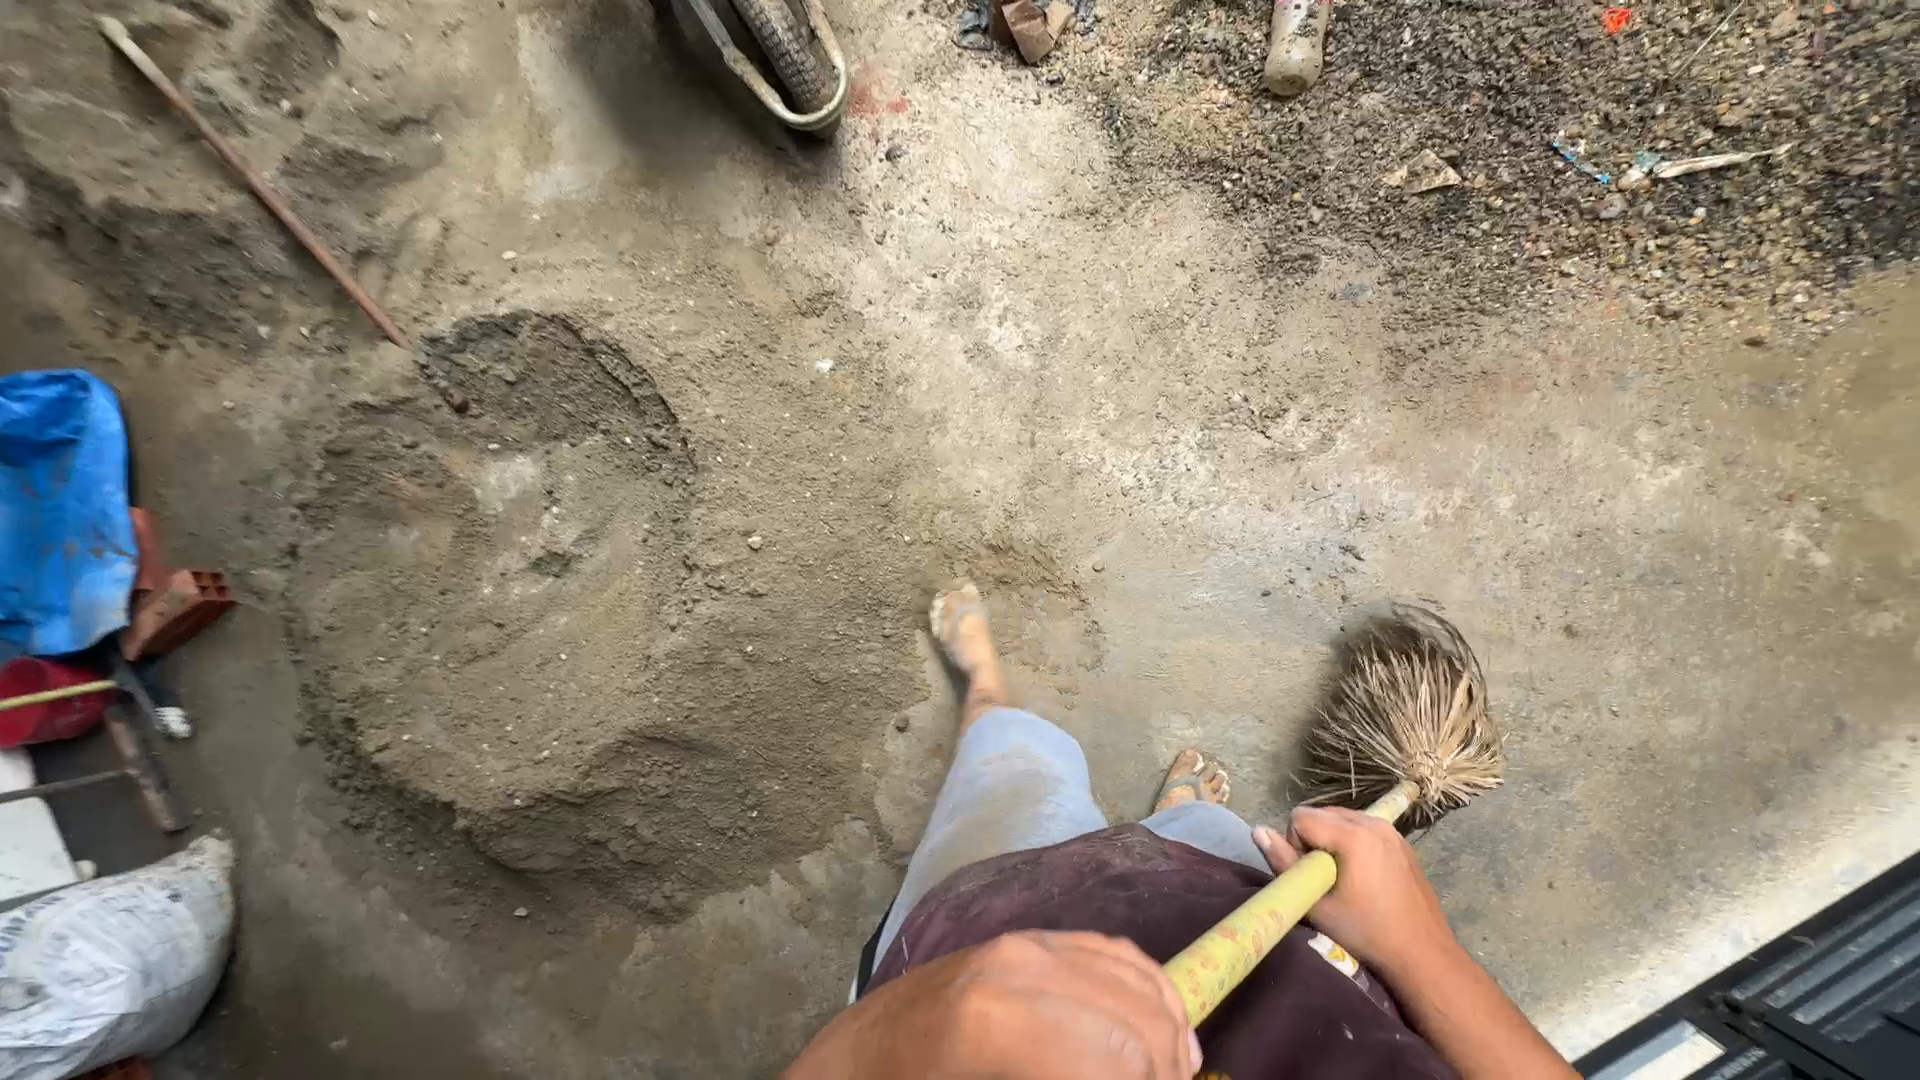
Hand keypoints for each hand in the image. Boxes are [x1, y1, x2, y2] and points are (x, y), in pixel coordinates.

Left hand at [783, 930, 1201, 1079]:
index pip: (1122, 1054)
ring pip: (1133, 975)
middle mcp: (1022, 964)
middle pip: (1137, 1016)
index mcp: (1000, 1022)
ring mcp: (1026, 941)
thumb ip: (1079, 1071)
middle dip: (1165, 1062)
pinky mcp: (1029, 936)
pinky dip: (1146, 986)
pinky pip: (1109, 950)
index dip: (1151, 1079)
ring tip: (1174, 1068)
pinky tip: (1161, 1021)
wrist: (869, 1056)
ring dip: (1167, 1028)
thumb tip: (1134, 1069)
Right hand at [1252, 805, 1459, 977]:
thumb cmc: (1366, 933)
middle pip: (1320, 813)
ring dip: (1331, 840)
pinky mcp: (1402, 843)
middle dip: (1312, 840)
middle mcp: (1373, 823)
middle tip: (1323, 879)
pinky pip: (1362, 828)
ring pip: (1340, 819)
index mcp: (1353, 836)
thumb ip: (1283, 863)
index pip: (1300, 817)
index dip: (1295, 846)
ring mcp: (1391, 832)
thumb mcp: (1316, 903)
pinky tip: (1362, 877)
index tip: (1310, 877)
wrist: (1424, 957)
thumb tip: (1257, 830)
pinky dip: (1352, 843)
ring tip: (1342, 878)